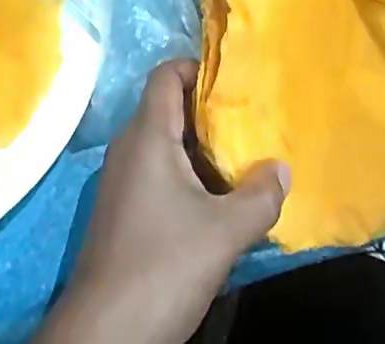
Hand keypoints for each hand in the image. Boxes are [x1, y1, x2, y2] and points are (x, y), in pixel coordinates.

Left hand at [35, 61, 287, 343]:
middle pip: (167, 106)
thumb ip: (259, 198)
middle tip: (247, 123)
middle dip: (207, 111)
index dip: (196, 68)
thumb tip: (282, 170)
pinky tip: (212, 201)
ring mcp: (120, 179)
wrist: (102, 334)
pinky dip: (184, 173)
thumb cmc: (162, 265)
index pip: (165, 74)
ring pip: (163, 142)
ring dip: (198, 148)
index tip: (232, 82)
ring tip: (239, 160)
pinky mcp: (120, 208)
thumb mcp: (223, 233)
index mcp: (148, 135)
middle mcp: (129, 147)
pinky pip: (154, 170)